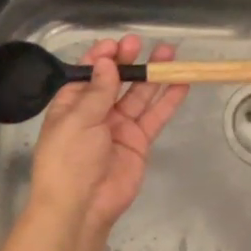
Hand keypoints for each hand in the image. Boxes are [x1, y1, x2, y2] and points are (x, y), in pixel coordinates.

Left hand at [28, 35, 188, 234]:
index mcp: (72, 104)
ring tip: (169, 53)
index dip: (103, 57)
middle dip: (129, 61)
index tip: (117, 44)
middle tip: (142, 43)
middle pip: (116, 81)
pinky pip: (155, 116)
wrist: (81, 206)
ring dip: (153, 75)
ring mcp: (120, 127)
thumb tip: (107, 62)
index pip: (89, 74)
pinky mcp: (139, 141)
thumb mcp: (78, 119)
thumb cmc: (69, 158)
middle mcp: (96, 112)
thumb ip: (98, 90)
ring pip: (139, 95)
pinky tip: (181, 82)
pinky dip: (168, 100)